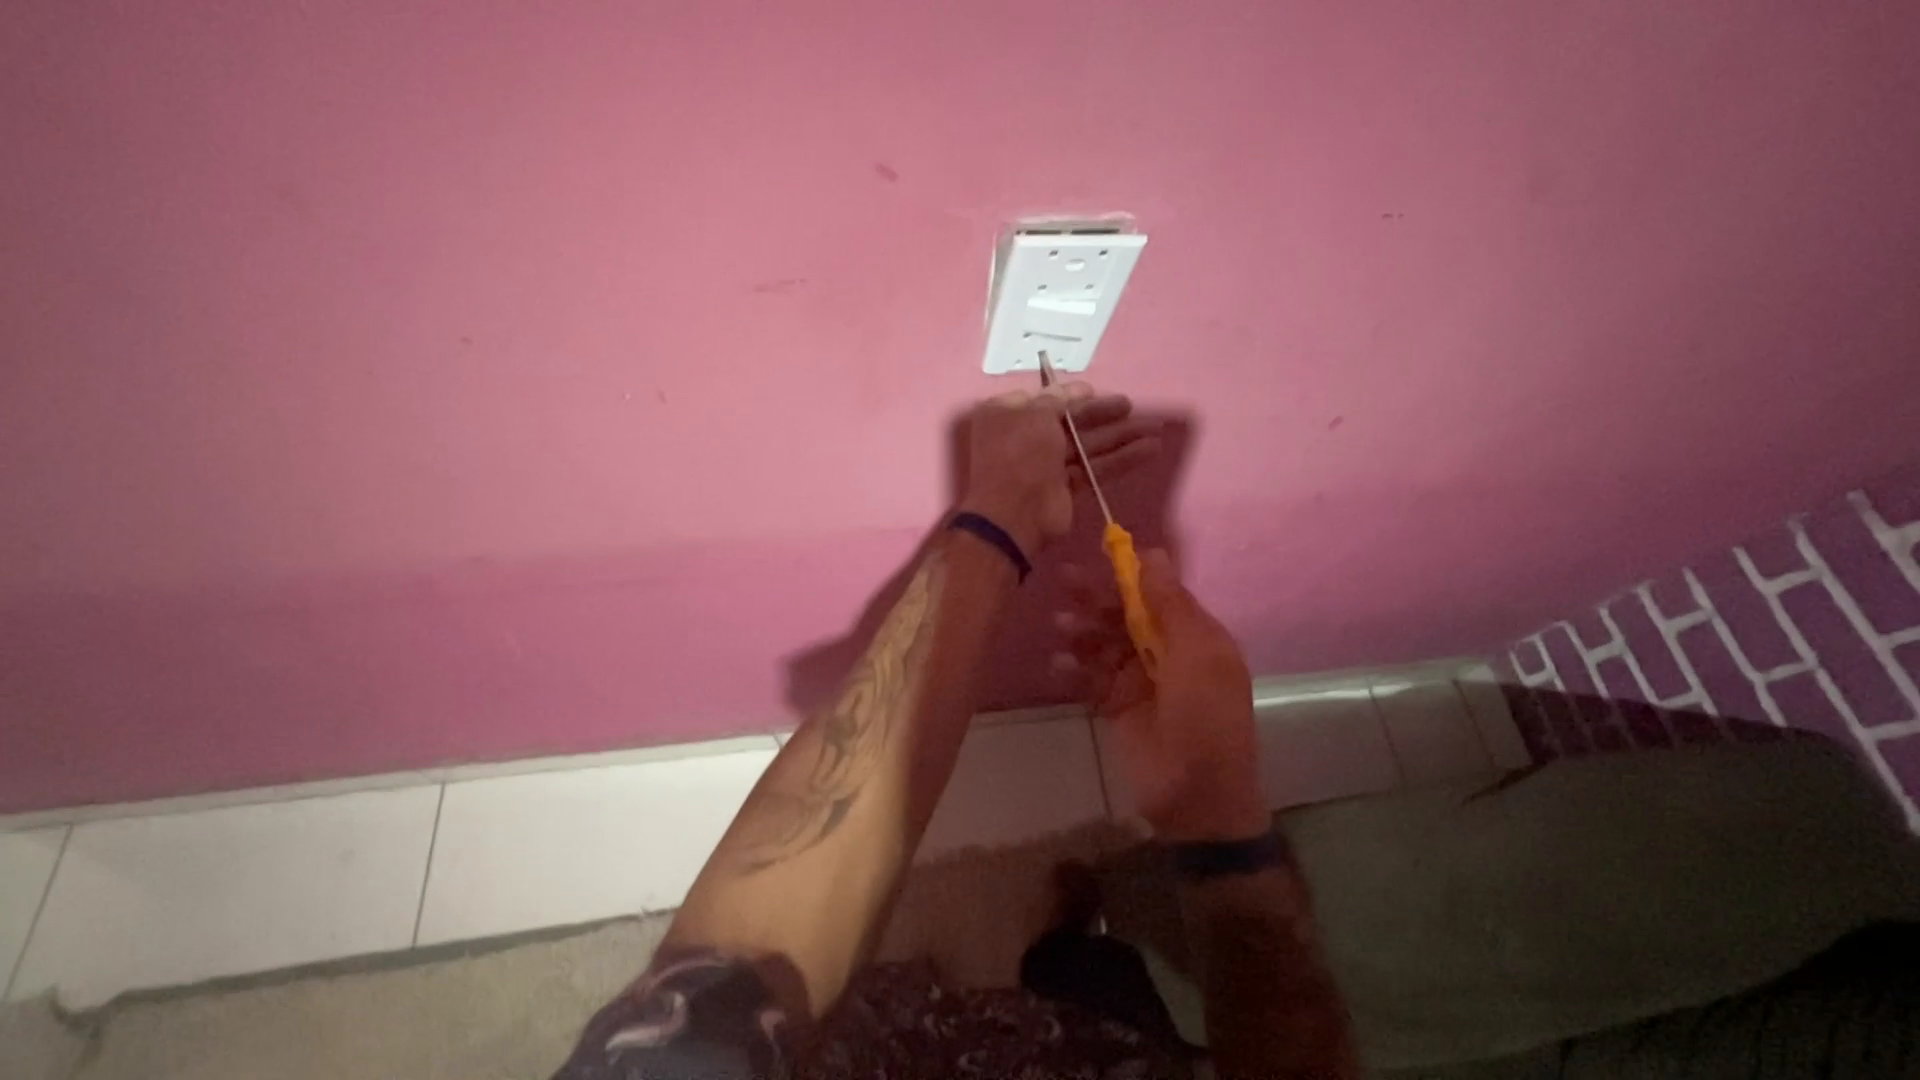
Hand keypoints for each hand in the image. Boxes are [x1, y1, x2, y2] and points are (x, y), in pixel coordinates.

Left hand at [955, 382, 1158, 555]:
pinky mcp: (1065, 488)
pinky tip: (1150, 449)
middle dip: (1102, 413)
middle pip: (1069, 422)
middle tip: (1129, 405)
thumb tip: (1076, 391)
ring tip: (1154, 427)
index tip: (1092, 390)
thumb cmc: (1020, 452)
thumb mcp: (1034, 414)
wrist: (1015, 513)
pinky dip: (1120, 459)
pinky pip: (1094, 468)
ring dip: (1120, 436)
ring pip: (1086, 445)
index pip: (1041, 400)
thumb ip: (1056, 400)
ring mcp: (1045, 465)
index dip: (1068, 395)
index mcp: (1007, 416)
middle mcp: (1025, 438)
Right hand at [1061, 549, 1269, 841]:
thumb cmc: (1205, 719)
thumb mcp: (1197, 657)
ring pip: (1103, 641)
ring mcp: (1138, 679)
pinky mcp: (1114, 705)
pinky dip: (1074, 666)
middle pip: (1126, 613)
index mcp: (1195, 636)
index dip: (1131, 572)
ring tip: (1062, 626)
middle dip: (1098, 597)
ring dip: (1083, 630)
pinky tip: (1059, 663)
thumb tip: (1153, 553)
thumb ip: (1171, 605)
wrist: (1196, 796)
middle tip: (1066, 582)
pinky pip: (1089, 676)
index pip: (1159, 592)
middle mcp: (1166, 651)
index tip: (1098, 552)